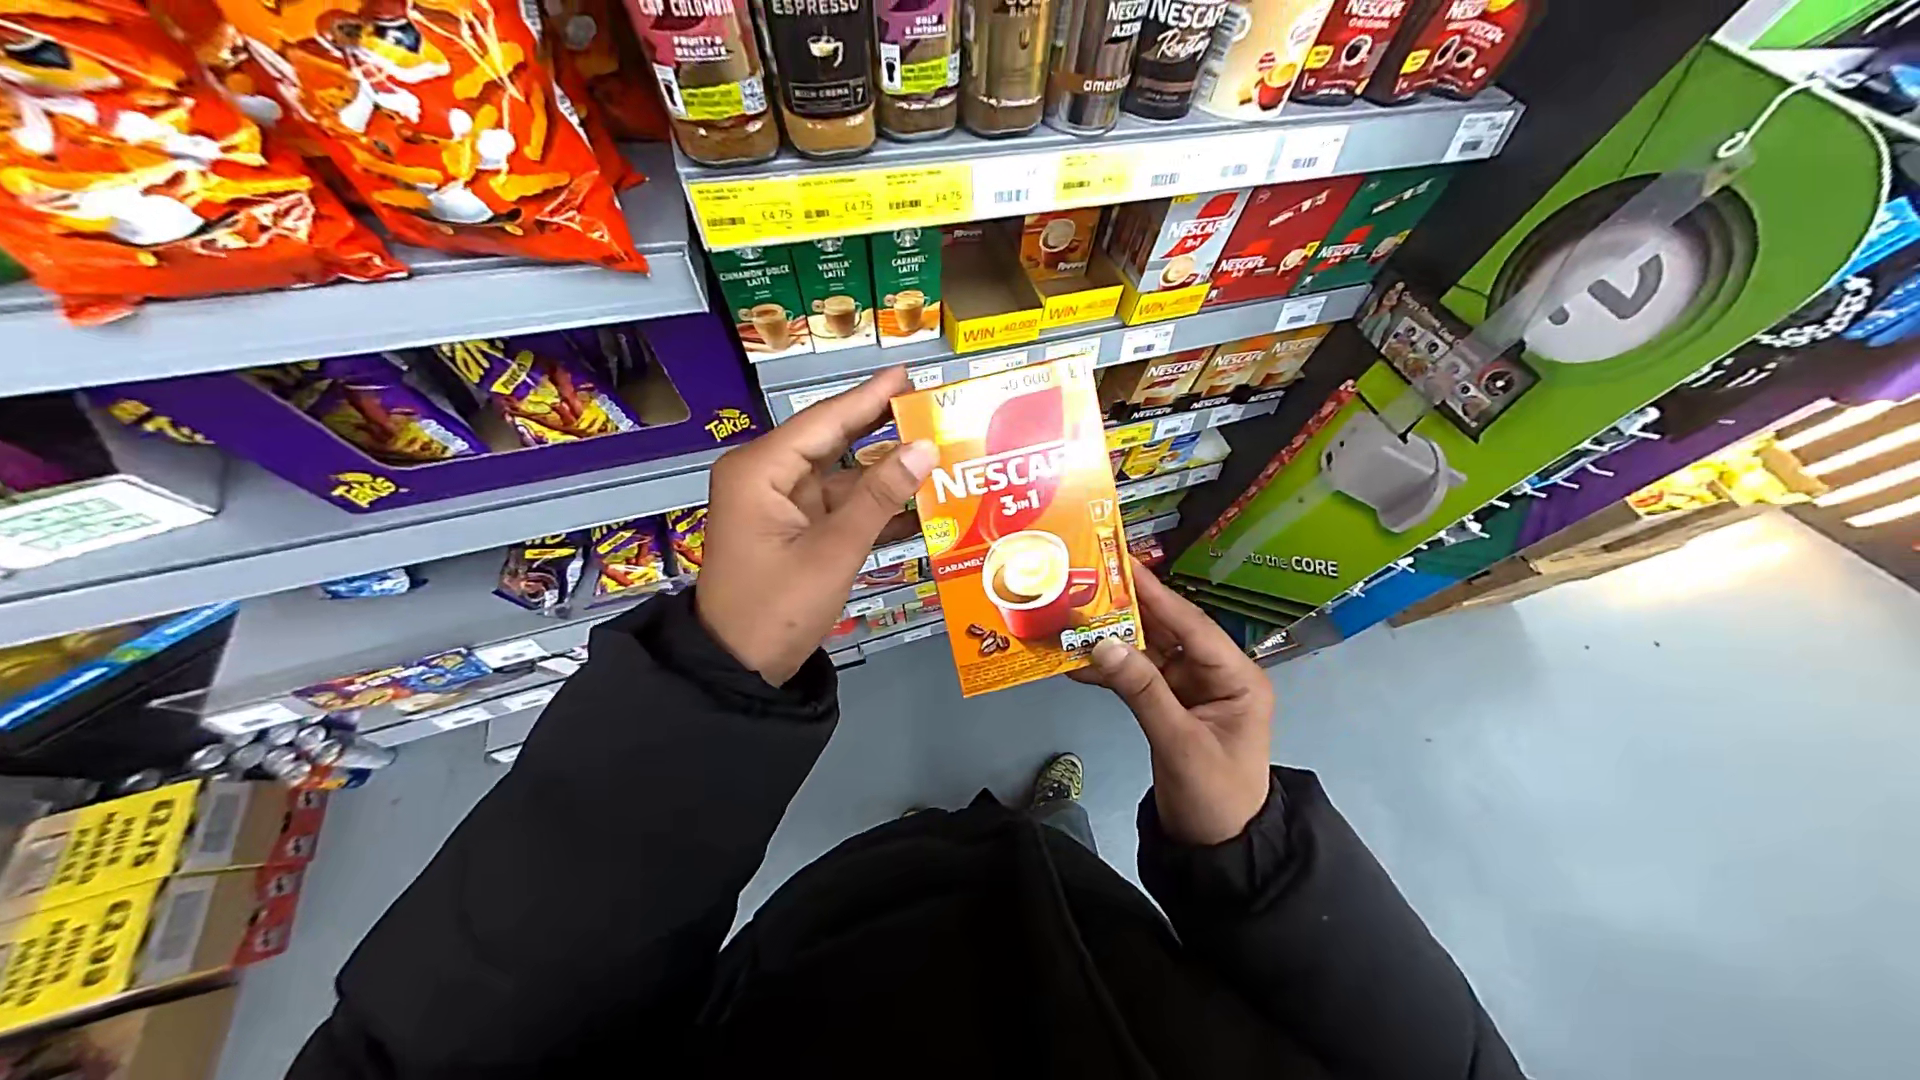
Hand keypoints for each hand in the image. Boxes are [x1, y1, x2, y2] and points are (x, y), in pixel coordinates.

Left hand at [696, 368, 936, 684]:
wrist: (738, 668)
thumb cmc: (774, 609)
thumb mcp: (833, 552)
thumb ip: (879, 497)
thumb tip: (924, 448)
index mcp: (760, 470)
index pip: (824, 420)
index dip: (870, 396)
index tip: (907, 374)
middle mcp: (767, 478)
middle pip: (833, 442)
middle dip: (881, 429)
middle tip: (928, 406)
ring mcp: (781, 505)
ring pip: (841, 478)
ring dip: (884, 476)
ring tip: (937, 456)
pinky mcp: (794, 530)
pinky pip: (839, 508)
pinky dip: (872, 509)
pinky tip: (916, 506)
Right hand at [1070, 560, 1274, 844]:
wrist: (1217, 848)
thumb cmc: (1215, 796)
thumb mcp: (1179, 743)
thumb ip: (1141, 691)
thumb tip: (1101, 645)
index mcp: (1236, 676)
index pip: (1191, 626)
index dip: (1156, 595)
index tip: (1123, 566)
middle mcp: (1213, 673)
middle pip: (1168, 632)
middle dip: (1129, 612)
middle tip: (1089, 584)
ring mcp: (1189, 688)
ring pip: (1147, 653)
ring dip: (1113, 641)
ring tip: (1074, 618)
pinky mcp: (1168, 704)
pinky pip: (1137, 678)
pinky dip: (1110, 671)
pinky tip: (1077, 663)